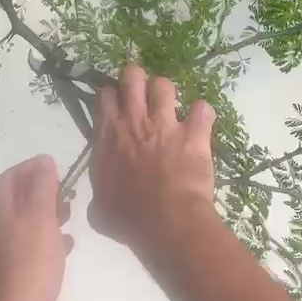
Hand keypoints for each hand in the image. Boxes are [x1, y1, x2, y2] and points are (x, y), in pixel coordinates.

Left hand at [0, 154, 71, 300]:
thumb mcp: (40, 216)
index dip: (32, 168)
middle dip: (42, 193)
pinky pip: (28, 249)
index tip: (57, 169)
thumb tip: (43, 160)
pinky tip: (64, 249)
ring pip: (24, 225)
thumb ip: (42, 186)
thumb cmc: (29, 264)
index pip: (10, 176)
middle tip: (66, 197)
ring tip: (69, 221)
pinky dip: (46, 242)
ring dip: (47, 218)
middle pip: (16, 200)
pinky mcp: (10, 276)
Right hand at [88, 64, 217, 254]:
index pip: (105, 94)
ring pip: (164, 85)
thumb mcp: (100, 210)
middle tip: (141, 93)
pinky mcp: (193, 133)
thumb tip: (99, 203)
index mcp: (109, 135)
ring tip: (170, 106)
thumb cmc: (129, 220)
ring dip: (167, 93)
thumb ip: (98, 196)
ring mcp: (165, 124)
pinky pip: (202, 109)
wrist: (167, 224)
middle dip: (137, 78)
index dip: (111, 94)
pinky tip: (200, 123)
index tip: (116, 104)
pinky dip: (202, 114)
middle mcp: (135, 120)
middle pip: (133, 76)